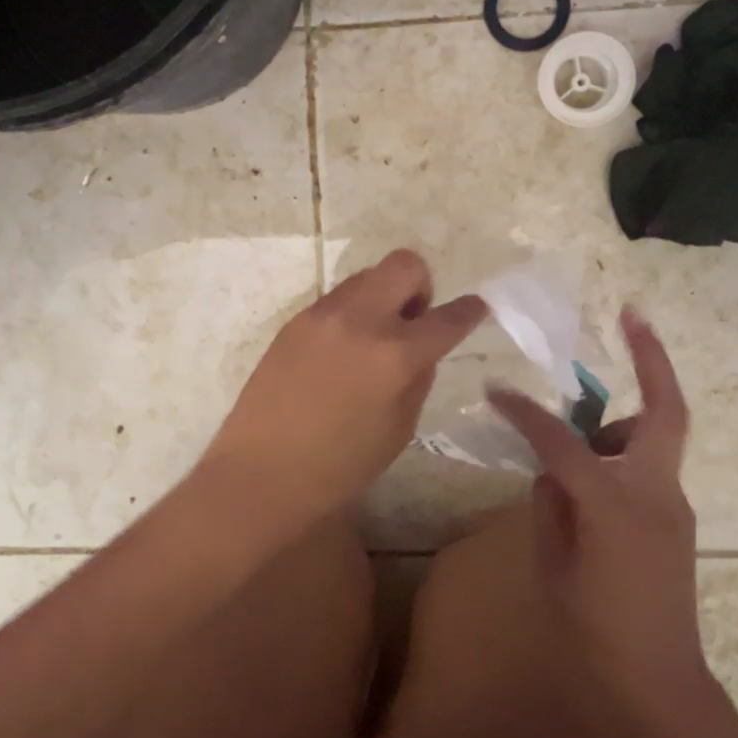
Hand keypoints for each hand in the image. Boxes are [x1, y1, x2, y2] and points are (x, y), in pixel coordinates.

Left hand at [200, 249, 486, 528]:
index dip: (469, 311)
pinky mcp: (294, 320)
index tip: (476, 307)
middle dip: (420, 285)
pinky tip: (342, 353)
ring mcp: (322, 314)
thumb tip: (422, 349)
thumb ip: (417, 378)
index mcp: (395, 354)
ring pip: (367, 276)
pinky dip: (352, 312)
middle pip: (404, 265)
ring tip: (374, 340)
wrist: (260, 472)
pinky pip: (337, 299)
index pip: (447, 318)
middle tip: (412, 322)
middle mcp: (361, 320)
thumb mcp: (398, 429)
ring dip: (382, 296)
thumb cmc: (338, 467)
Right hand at [487, 309, 706, 691]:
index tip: (495, 389)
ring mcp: (674, 503)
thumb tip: (552, 466)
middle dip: (653, 357)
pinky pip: (649, 466)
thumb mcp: (553, 564)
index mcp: (615, 505)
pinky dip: (622, 454)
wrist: (659, 679)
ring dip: (624, 420)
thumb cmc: (595, 627)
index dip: (526, 412)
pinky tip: (592, 476)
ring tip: (584, 434)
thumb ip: (550, 503)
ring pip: (657, 435)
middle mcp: (655, 492)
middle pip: (666, 409)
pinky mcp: (678, 517)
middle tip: (635, 314)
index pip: (563, 442)